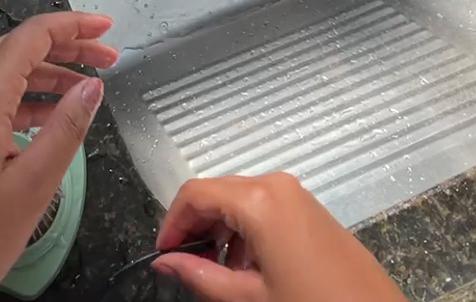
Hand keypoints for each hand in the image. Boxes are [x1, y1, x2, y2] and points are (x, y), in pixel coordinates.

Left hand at [0, 12, 117, 301]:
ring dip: (49, 72)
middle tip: (109, 56)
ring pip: (7, 71)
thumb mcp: (32, 185)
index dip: (74, 25)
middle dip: (67, 46)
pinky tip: (53, 114)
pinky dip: (27, 97)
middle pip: (21, 47)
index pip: (33, 35)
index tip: (108, 26)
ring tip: (91, 83)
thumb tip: (93, 85)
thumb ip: (67, 128)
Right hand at [152, 174, 406, 301]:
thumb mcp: (251, 299)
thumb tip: (165, 262)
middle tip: (185, 265)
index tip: (162, 254)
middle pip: (217, 192)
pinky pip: (266, 208)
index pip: (196, 194)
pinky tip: (248, 269)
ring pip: (240, 200)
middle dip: (197, 226)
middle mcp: (277, 184)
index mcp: (259, 199)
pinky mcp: (313, 210)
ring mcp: (298, 195)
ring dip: (221, 231)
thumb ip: (201, 276)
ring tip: (217, 274)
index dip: (172, 222)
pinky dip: (246, 231)